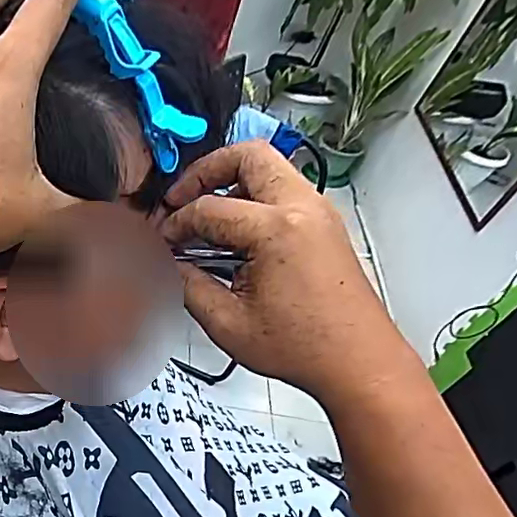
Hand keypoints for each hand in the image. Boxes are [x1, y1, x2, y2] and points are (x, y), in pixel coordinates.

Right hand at [160, 142, 408, 398]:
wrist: (355, 360)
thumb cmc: (304, 346)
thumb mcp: (228, 323)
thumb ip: (189, 287)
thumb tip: (170, 266)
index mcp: (277, 229)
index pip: (210, 208)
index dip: (176, 223)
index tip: (161, 240)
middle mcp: (303, 209)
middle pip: (248, 156)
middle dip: (205, 172)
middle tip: (180, 198)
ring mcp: (318, 213)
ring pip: (269, 169)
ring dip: (231, 185)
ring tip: (204, 220)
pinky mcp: (324, 226)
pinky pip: (283, 193)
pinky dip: (253, 202)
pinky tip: (232, 239)